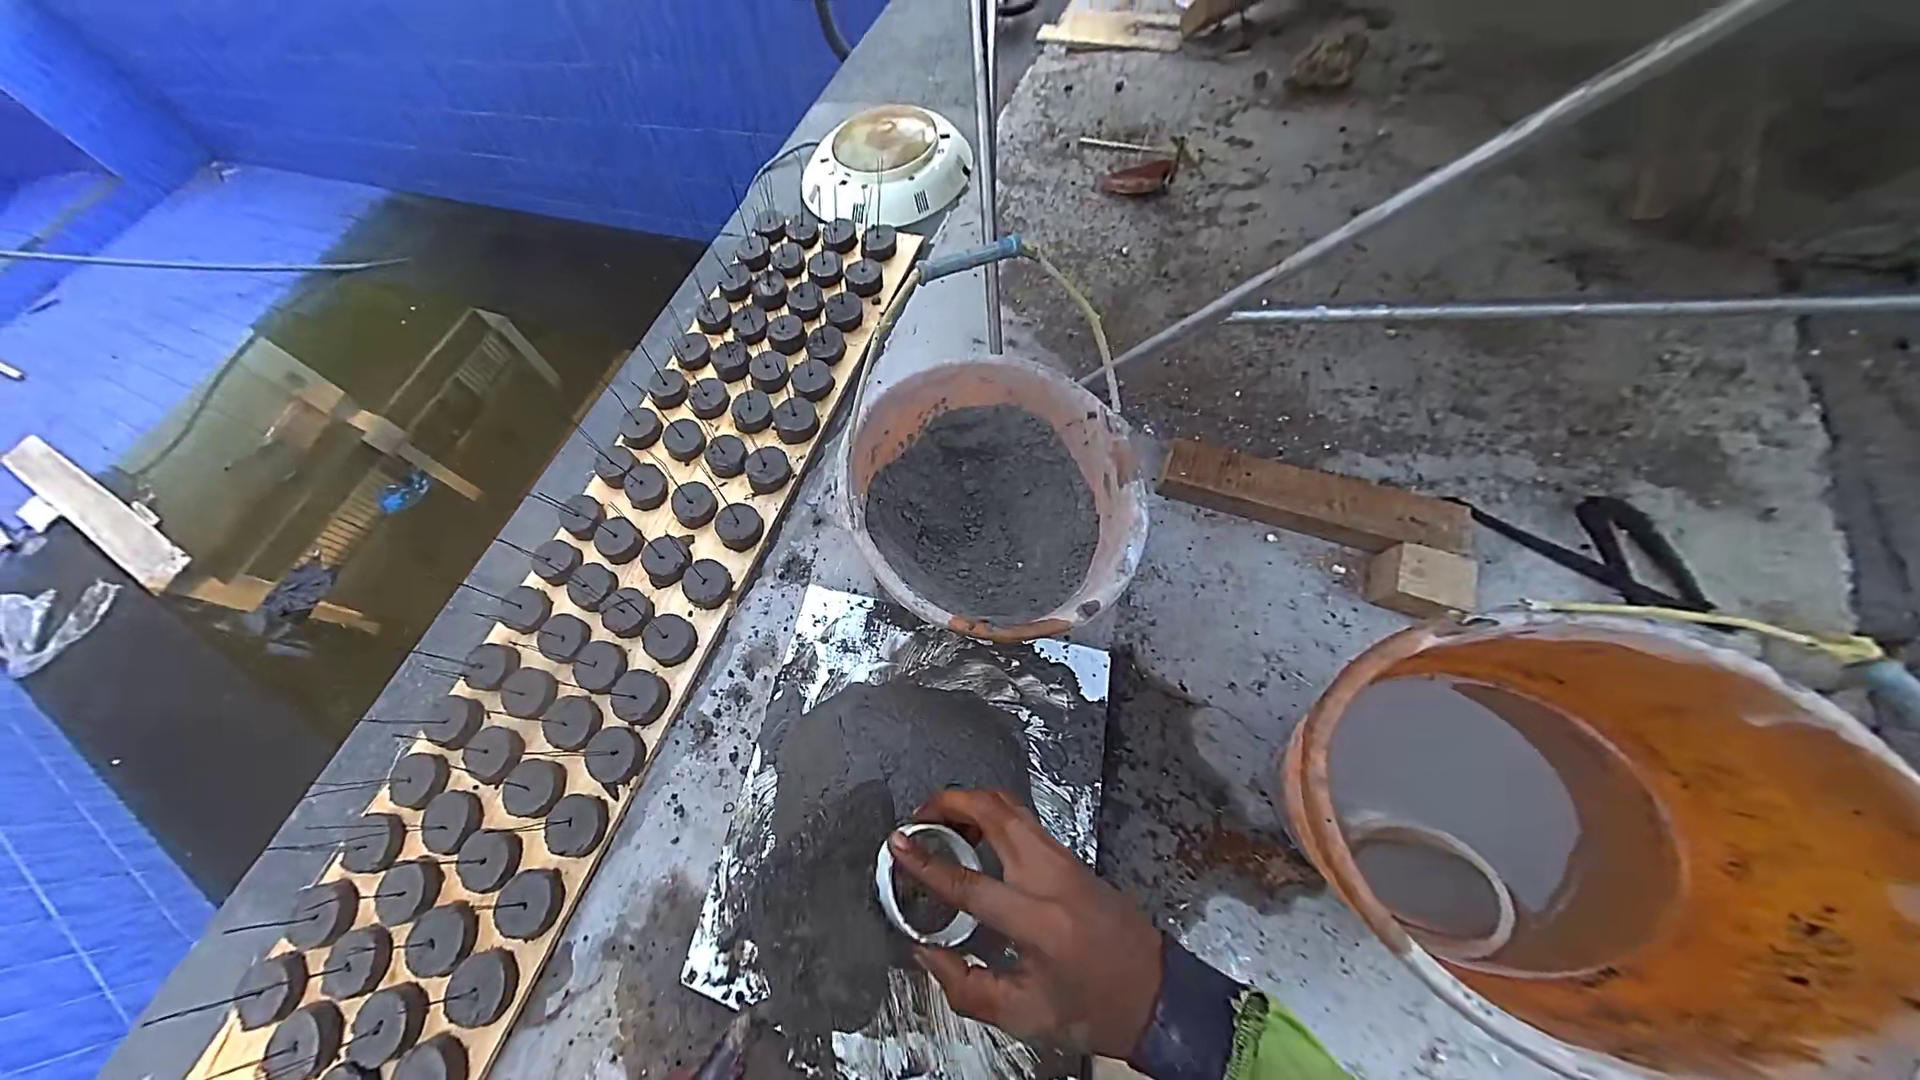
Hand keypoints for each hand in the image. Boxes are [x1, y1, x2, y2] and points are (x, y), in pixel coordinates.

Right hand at [887, 790, 1162, 1056]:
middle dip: (951, 802)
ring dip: (971, 801)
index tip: (899, 842)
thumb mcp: (1027, 1016)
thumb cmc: (1094, 1008)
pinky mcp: (1069, 853)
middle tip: (920, 816)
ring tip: (942, 820)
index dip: (927, 863)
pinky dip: (991, 811)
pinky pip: (1023, 816)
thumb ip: (967, 987)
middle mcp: (1050, 876)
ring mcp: (1063, 857)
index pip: (971, 884)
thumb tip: (925, 952)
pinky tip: (975, 832)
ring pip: (1011, 805)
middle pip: (995, 813)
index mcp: (1040, 923)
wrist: (1156, 990)